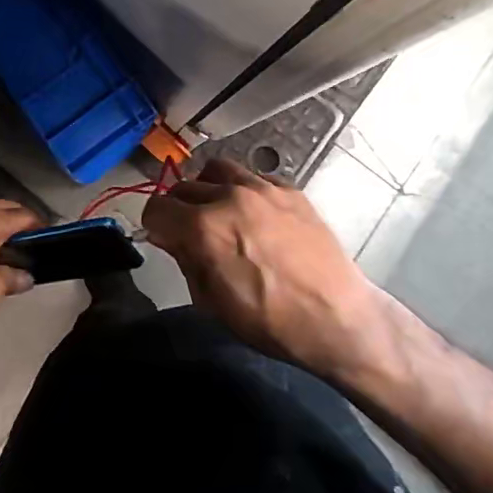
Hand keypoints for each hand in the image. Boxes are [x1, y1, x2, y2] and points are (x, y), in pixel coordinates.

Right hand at [142, 158, 385, 377]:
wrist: (338, 318)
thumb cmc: (270, 323)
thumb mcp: (212, 303)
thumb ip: (186, 261)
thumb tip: (172, 238)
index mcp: (204, 227)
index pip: (157, 208)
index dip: (154, 225)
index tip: (163, 238)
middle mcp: (229, 197)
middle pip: (184, 186)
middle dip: (179, 208)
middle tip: (190, 231)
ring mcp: (263, 188)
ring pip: (217, 170)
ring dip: (209, 188)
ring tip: (220, 211)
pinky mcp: (290, 190)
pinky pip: (253, 177)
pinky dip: (243, 190)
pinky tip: (256, 215)